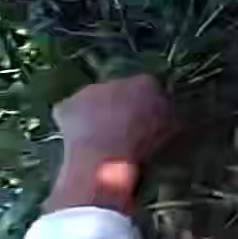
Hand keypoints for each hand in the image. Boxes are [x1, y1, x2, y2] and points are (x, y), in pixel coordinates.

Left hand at [53, 75, 172, 161]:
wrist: (107, 158)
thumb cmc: (145, 146)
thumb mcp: (172, 130)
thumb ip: (170, 115)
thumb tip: (170, 113)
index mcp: (148, 83)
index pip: (151, 88)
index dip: (149, 105)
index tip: (149, 122)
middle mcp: (117, 80)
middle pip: (121, 91)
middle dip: (122, 106)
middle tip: (126, 130)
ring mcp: (89, 91)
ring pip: (96, 100)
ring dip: (99, 112)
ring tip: (103, 138)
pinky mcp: (65, 105)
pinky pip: (71, 112)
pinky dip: (74, 122)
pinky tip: (81, 140)